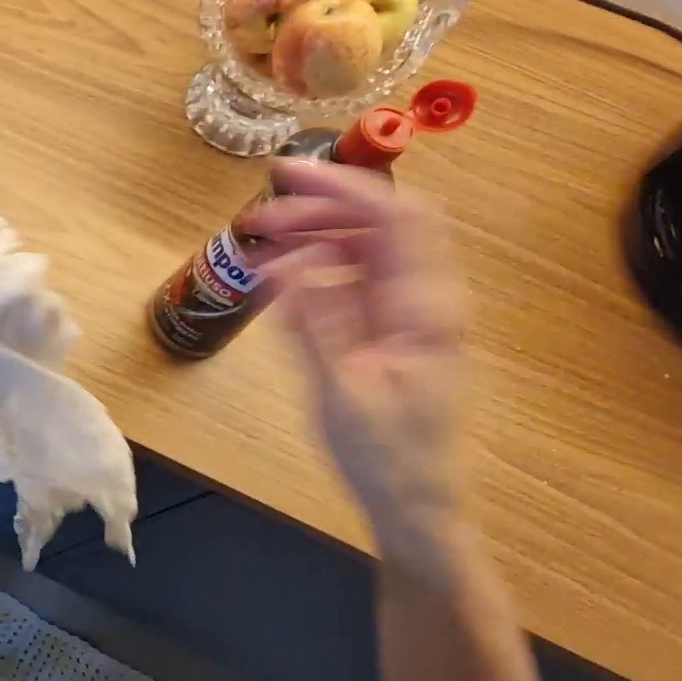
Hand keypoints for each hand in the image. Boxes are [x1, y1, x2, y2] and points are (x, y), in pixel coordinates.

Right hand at [241, 160, 468, 551]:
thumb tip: (290, 263)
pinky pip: (353, 279)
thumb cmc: (386, 456)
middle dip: (316, 209)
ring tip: (259, 244)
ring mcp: (407, 312)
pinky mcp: (388, 329)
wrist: (416, 504)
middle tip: (255, 219)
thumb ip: (317, 324)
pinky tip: (280, 276)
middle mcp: (423, 299)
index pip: (395, 218)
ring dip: (313, 236)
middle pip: (377, 225)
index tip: (285, 176)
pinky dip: (315, 267)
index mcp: (426, 309)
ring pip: (363, 248)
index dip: (342, 187)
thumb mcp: (343, 392)